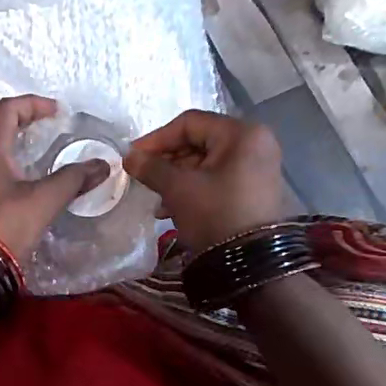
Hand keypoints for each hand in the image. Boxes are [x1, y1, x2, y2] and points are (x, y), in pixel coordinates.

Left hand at [0, 95, 112, 261]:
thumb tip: (103, 166)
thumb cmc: (6, 225)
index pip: (7, 109)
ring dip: (2, 129)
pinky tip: (16, 164)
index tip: (56, 112)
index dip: (32, 104)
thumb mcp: (45, 200)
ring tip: (28, 138)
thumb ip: (73, 179)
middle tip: (37, 119)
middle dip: (12, 111)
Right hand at [124, 110, 286, 251]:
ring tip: (156, 199)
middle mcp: (254, 143)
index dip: (156, 139)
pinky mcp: (254, 189)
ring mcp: (257, 167)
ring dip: (176, 178)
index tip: (133, 156)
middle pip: (199, 142)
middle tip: (143, 177)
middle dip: (167, 161)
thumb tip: (129, 157)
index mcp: (241, 133)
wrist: (251, 262)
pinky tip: (172, 209)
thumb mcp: (179, 189)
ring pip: (206, 163)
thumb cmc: (215, 214)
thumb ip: (152, 168)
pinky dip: (193, 189)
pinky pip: (217, 179)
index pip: (189, 123)